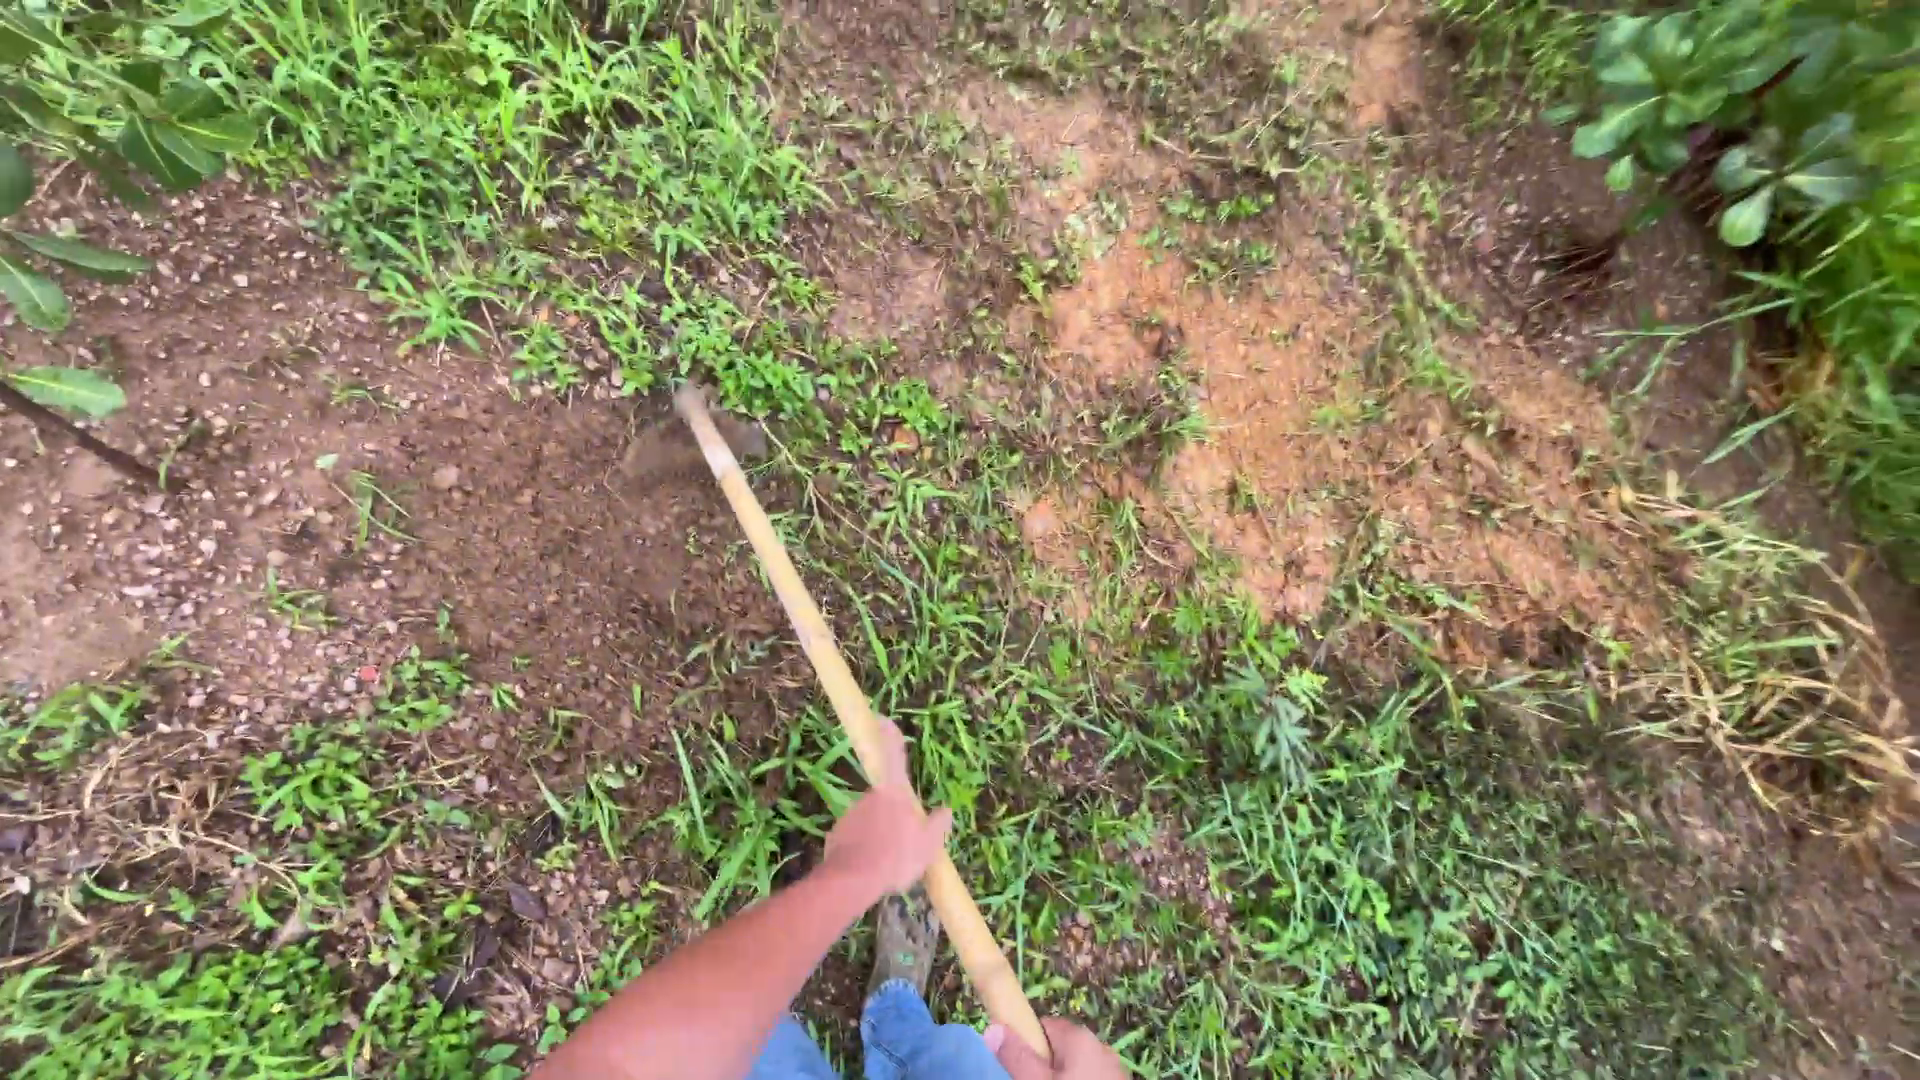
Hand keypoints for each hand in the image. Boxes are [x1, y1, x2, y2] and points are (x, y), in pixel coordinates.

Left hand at [820, 717, 952, 895]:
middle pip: (884, 797)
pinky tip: (872, 868)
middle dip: (892, 814)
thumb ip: (938, 825)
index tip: (880, 718)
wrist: (854, 880)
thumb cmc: (897, 856)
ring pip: (869, 819)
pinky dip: (864, 848)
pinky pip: (856, 837)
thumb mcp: (929, 845)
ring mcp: (851, 813)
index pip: (892, 755)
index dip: (888, 735)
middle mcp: (870, 796)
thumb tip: (946, 811)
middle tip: (903, 841)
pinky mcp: (837, 834)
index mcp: (894, 792)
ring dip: (879, 833)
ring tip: (889, 861)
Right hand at [987, 1018, 1125, 1079]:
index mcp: (1080, 1038)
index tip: (1018, 1072)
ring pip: (1077, 1072)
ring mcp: (1115, 1073)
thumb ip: (1016, 1057)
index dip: (1026, 1047)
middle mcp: (1101, 1048)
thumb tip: (993, 1028)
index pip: (1043, 1027)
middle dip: (1045, 1071)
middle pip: (1060, 1052)